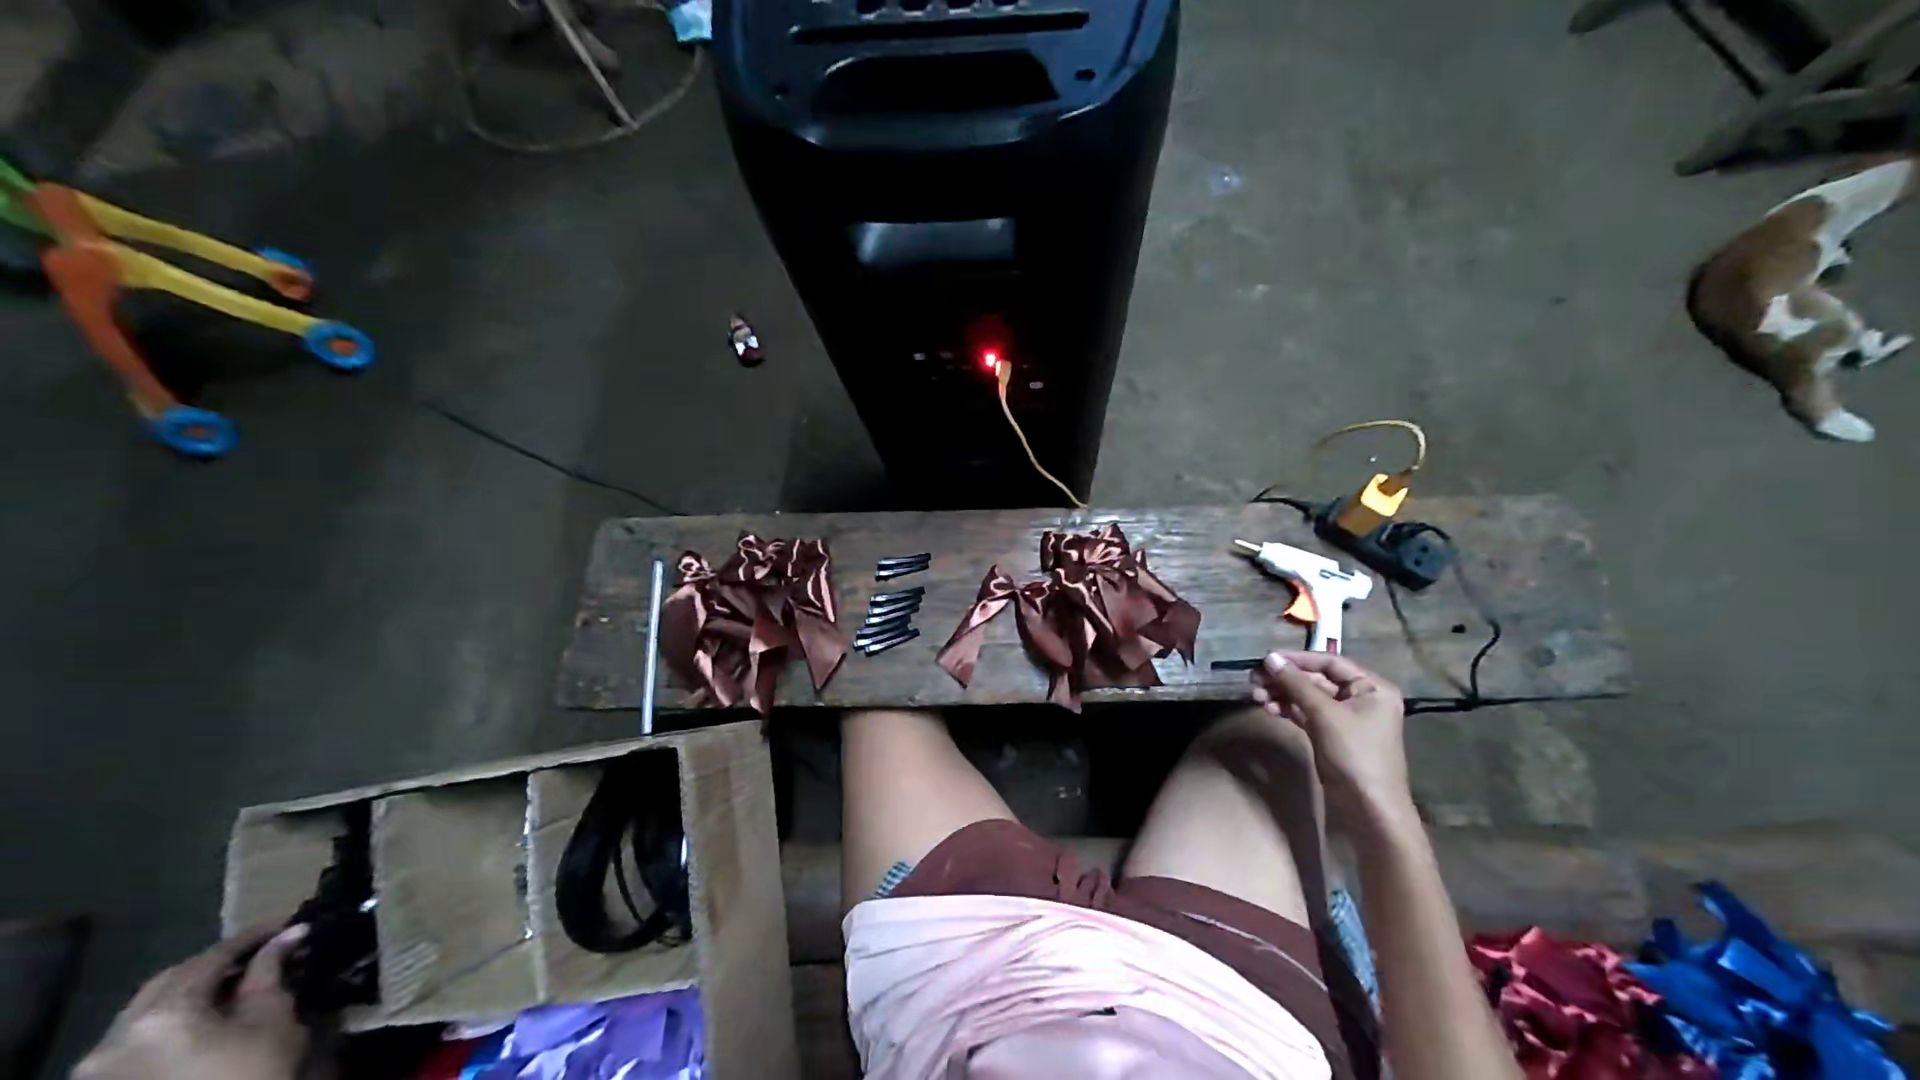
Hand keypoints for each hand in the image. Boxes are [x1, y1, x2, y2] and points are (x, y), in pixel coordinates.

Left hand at [75, 925, 309, 1079]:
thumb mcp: (272, 1018)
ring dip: (193, 989)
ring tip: (237, 982)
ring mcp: (99, 1067)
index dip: (254, 935)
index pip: (212, 957)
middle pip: (170, 980)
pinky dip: (174, 1016)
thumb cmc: (251, 1074)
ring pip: (148, 1008)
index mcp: (161, 1015)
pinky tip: (207, 1016)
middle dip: (218, 961)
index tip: (289, 922)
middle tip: (263, 951)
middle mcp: (115, 1036)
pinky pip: (137, 1035)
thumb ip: (271, 972)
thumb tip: (289, 935)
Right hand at [1250, 651, 1415, 826]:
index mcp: (1372, 688)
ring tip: (1256, 696)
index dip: (1298, 659)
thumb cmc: (1355, 754)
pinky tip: (1269, 709)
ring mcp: (1344, 718)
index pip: (1330, 662)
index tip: (1267, 658)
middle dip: (1285, 679)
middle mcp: (1360, 698)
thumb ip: (1297, 684)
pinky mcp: (1330, 734)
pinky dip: (1288, 709)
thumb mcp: (1325, 715)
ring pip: (1307, 697)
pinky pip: (1306, 713)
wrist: (1368, 807)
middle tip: (1254, 679)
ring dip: (1282, 695)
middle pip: (1316, 680)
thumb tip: (1270, 658)